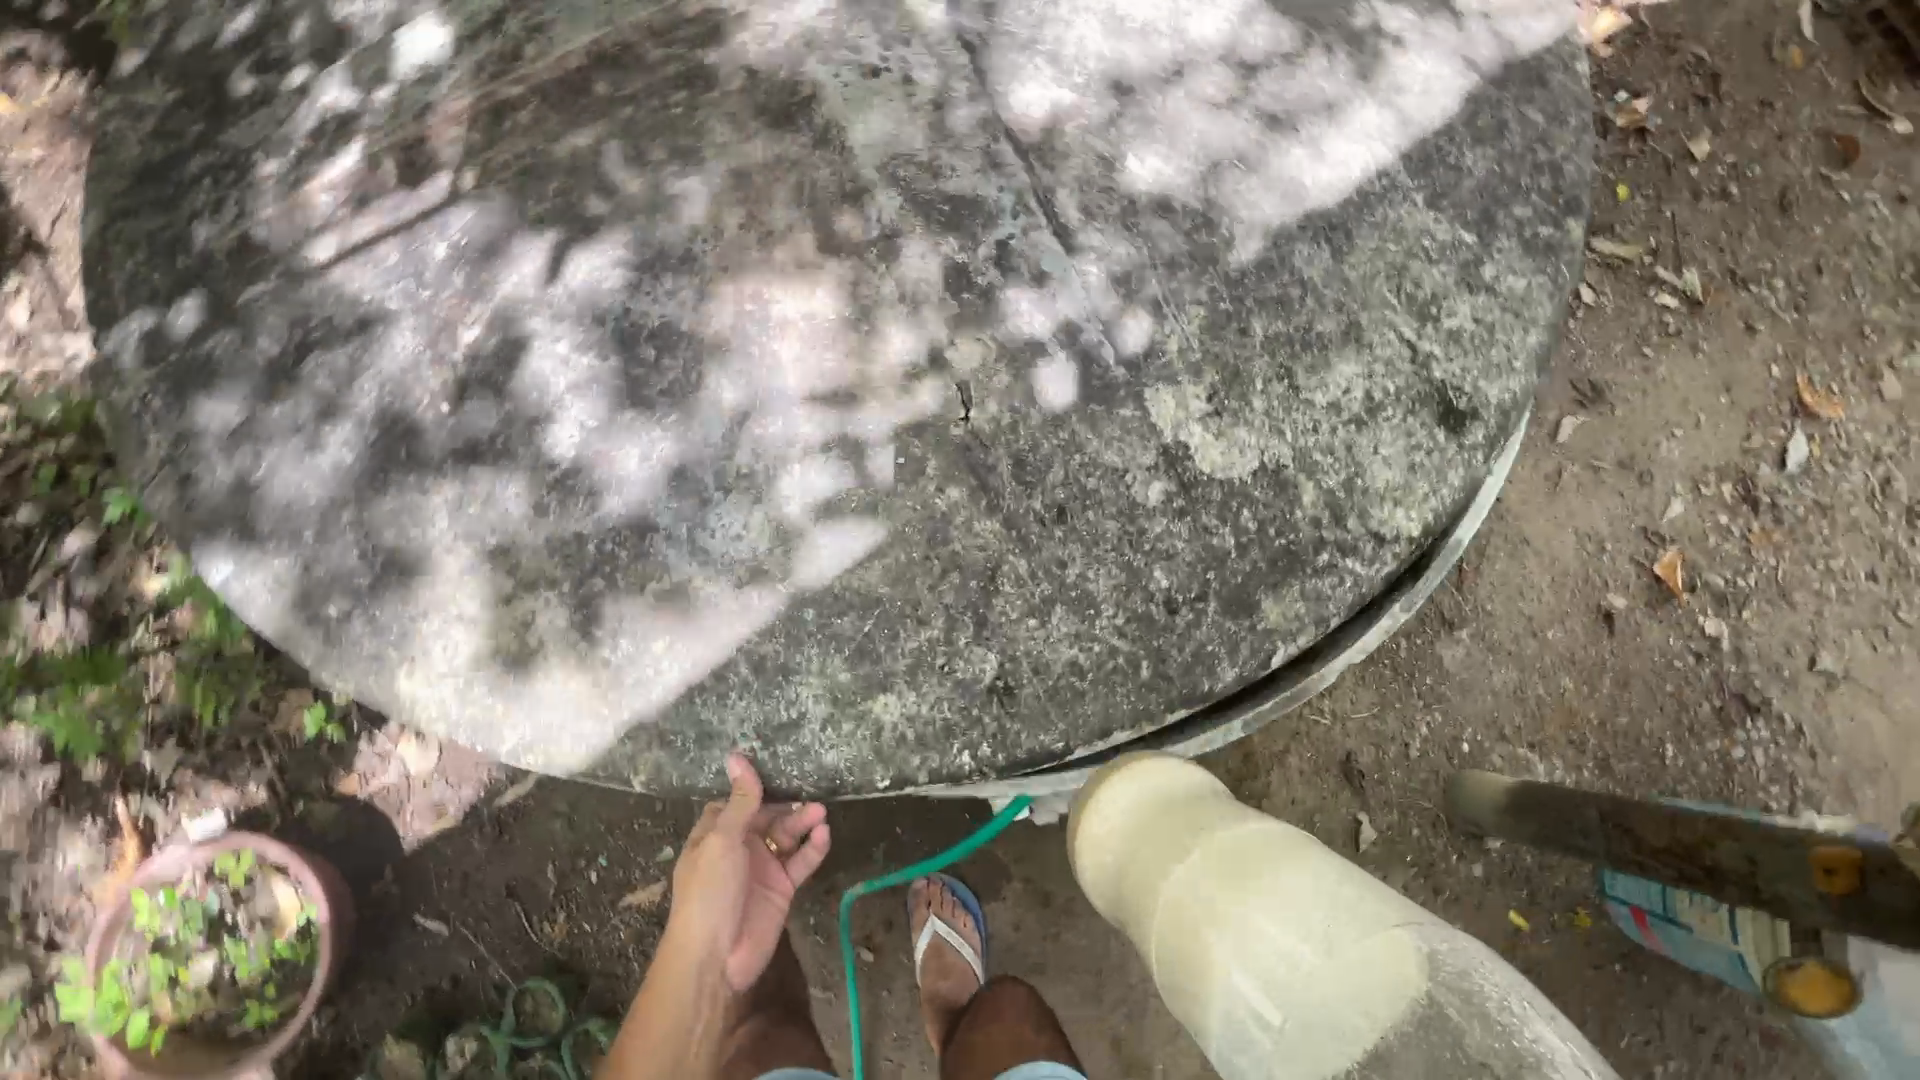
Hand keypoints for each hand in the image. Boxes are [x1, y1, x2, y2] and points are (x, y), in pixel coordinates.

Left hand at [667, 753, 830, 991]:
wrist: (716, 957)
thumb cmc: (709, 892)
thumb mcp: (722, 841)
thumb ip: (740, 801)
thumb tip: (737, 756)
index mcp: (715, 836)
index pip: (737, 804)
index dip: (754, 790)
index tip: (778, 770)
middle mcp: (739, 849)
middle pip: (767, 817)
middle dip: (787, 806)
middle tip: (810, 794)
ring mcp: (762, 869)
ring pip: (787, 837)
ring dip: (804, 823)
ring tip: (822, 812)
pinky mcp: (782, 889)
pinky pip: (801, 862)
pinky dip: (814, 849)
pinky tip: (825, 836)